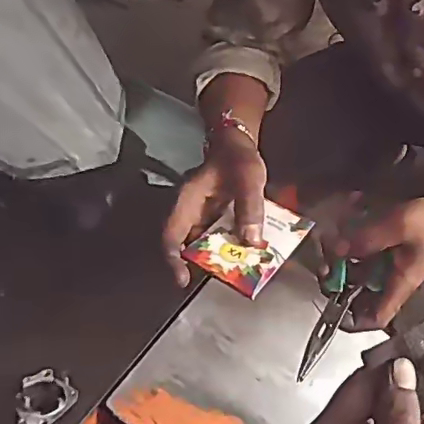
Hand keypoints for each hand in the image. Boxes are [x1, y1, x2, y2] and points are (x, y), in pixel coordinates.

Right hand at [162, 130, 267, 286]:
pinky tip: (245, 253)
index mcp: (188, 201)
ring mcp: (202, 214)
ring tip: (238, 272)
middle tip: (223, 279)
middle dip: (202, 264)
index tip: (183, 280)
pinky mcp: (214, 216)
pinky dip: (229, 246)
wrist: (237, 143)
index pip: (171, 235)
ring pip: (203, 242)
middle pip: (186, 244)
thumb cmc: (238, 159)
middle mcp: (190, 211)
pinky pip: (218, 236)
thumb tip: (252, 242)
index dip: (173, 259)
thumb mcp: (249, 180)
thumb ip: (250, 208)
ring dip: (217, 257)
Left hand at [334, 198, 423, 329]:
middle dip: (339, 279)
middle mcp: (391, 279)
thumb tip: (338, 249)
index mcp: (399, 284)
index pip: (376, 318)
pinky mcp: (388, 249)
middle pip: (358, 293)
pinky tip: (352, 214)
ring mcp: (389, 264)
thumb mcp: (400, 226)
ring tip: (334, 234)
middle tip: (325, 260)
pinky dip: (355, 236)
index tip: (332, 307)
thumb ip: (368, 238)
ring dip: (343, 253)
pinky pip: (365, 250)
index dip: (353, 321)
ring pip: (358, 268)